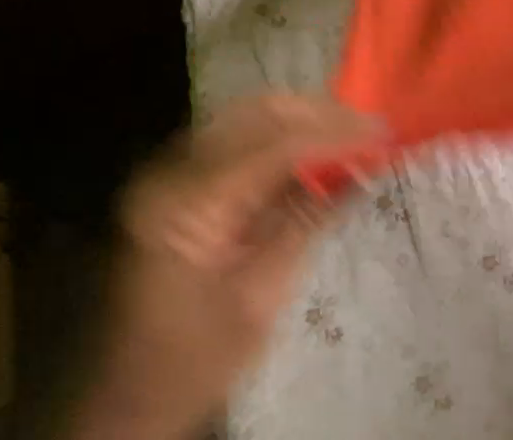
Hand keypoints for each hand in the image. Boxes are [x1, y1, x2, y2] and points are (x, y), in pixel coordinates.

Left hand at [66, 95, 377, 439]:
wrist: (126, 400)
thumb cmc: (195, 361)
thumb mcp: (261, 296)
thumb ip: (309, 219)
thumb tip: (366, 167)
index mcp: (186, 206)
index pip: (275, 144)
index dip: (336, 133)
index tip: (386, 134)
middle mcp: (170, 173)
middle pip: (258, 113)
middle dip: (322, 114)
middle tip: (374, 129)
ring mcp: (167, 173)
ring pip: (248, 116)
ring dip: (304, 119)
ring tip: (354, 135)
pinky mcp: (176, 182)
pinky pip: (236, 138)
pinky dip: (282, 137)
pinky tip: (318, 152)